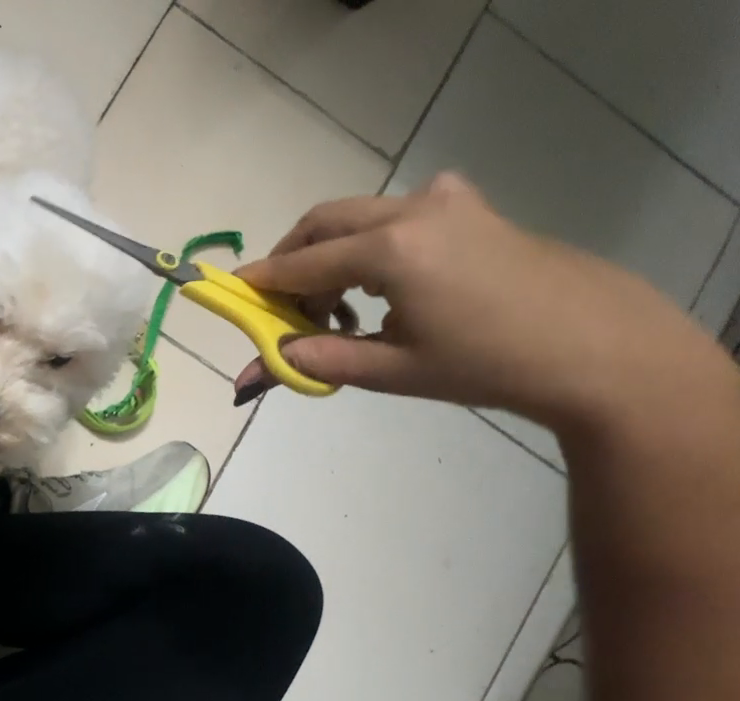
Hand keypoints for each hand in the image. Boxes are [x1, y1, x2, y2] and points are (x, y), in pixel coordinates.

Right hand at [234, 172, 725, 432]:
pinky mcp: (471, 209)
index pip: (299, 263)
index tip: (225, 298)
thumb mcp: (390, 370)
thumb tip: (250, 374)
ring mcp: (447, 203)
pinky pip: (398, 215)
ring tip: (339, 310)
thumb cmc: (487, 363)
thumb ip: (315, 362)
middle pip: (323, 223)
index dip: (258, 284)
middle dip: (291, 261)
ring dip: (330, 255)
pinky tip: (386, 285)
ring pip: (358, 217)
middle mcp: (413, 211)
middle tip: (283, 308)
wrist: (598, 347)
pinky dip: (370, 244)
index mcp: (391, 250)